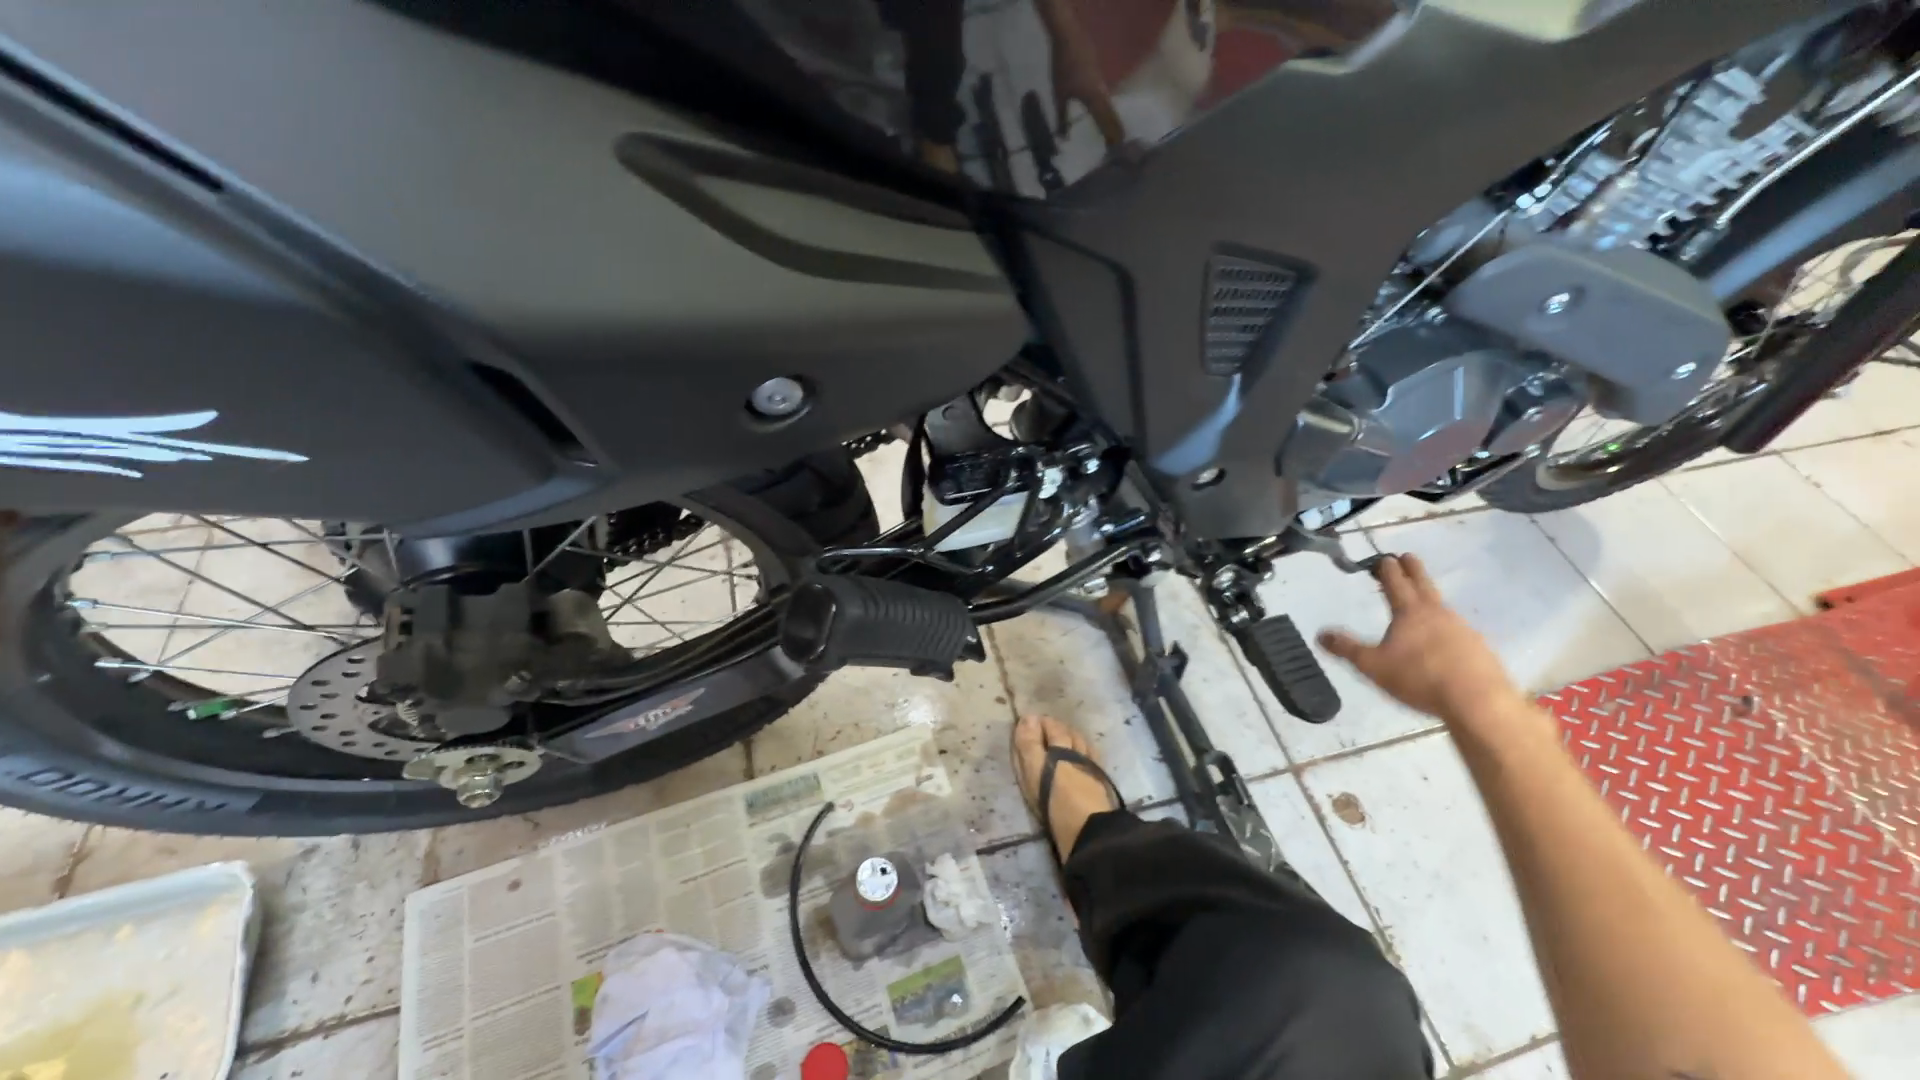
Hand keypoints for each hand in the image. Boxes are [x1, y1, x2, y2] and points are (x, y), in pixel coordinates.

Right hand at [1319, 554, 1525, 723]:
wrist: (1477, 700)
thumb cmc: (1419, 677)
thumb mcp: (1373, 665)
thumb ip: (1347, 649)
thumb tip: (1320, 634)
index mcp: (1410, 612)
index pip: (1396, 582)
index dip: (1387, 569)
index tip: (1384, 558)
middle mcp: (1437, 612)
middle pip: (1423, 583)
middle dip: (1413, 568)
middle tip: (1407, 556)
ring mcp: (1461, 627)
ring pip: (1440, 605)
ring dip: (1428, 598)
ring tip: (1420, 602)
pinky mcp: (1477, 645)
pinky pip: (1455, 628)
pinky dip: (1444, 625)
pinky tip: (1442, 639)